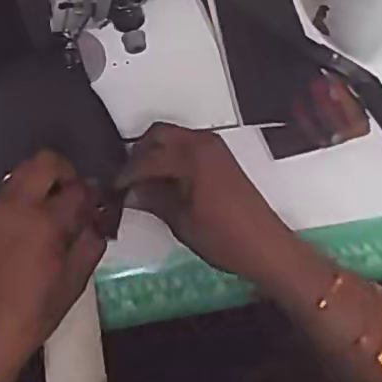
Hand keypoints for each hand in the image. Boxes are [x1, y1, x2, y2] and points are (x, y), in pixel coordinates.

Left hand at [0, 149, 108, 366]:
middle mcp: (18, 205)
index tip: (96, 202)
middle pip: (46, 161)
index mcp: (45, 221)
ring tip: (55, 207)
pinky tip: (33, 221)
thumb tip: (98, 220)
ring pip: (24, 170)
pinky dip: (24, 194)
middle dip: (66, 172)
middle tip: (75, 193)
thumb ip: (91, 241)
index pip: (77, 189)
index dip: (92, 194)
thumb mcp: (75, 280)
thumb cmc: (32, 312)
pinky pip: (8, 189)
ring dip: (43, 180)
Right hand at [118, 123, 324, 292]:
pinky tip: (165, 179)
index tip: (114, 186)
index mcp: (192, 156)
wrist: (267, 248)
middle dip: (139, 153)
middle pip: (158, 134)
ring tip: (144, 181)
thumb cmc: (226, 238)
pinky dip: (171, 154)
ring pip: (172, 136)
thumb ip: (153, 199)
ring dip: (155, 152)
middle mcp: (202, 142)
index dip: (127, 173)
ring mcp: (213, 146)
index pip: (148, 158)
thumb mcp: (182, 221)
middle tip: (128, 179)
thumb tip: (130, 192)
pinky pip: (186, 144)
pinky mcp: (220, 155)